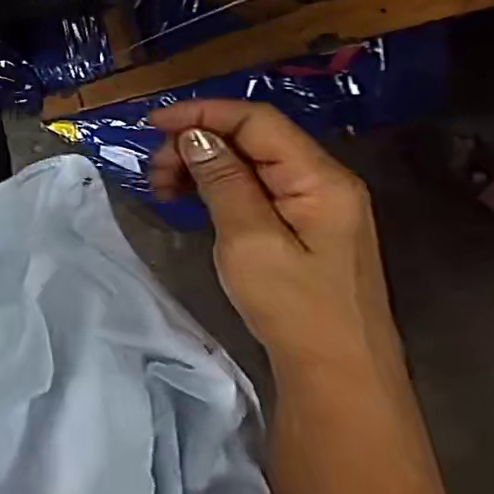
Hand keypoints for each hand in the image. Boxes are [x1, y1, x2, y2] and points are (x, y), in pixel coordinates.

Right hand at [149, 100, 390, 361]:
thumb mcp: (250, 241)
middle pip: (252, 138)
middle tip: (154, 170)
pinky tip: (190, 200)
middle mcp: (321, 181)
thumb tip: (194, 136)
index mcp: (319, 177)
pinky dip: (217, 188)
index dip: (203, 113)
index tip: (154, 124)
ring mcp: (313, 206)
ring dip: (203, 165)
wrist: (339, 380)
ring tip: (163, 187)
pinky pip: (254, 190)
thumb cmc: (296, 310)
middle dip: (198, 142)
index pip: (257, 120)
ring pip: (249, 163)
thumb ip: (223, 181)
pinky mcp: (302, 228)